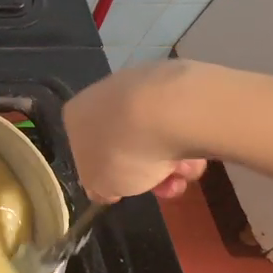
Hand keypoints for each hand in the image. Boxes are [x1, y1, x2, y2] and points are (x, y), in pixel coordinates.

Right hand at [62, 60, 205, 201]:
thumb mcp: (100, 184)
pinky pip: (176, 122)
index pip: (87, 149)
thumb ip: (98, 187)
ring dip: (170, 162)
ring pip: (153, 136)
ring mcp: (137, 87)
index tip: (128, 189)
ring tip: (185, 173)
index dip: (109, 174)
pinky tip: (196, 152)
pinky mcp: (172, 83)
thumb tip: (103, 188)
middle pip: (125, 144)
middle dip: (148, 172)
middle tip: (164, 187)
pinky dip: (186, 142)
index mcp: (75, 116)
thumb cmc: (122, 150)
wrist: (168, 112)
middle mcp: (101, 96)